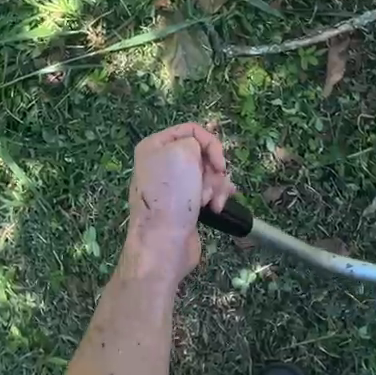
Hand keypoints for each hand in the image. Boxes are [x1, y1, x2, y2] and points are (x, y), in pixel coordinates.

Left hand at [120, 123, 234, 287]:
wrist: (163, 244)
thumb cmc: (171, 194)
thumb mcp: (184, 152)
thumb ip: (196, 141)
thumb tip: (200, 154)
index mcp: (155, 146)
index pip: (191, 130)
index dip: (210, 143)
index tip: (220, 163)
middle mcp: (163, 163)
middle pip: (202, 153)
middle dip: (213, 169)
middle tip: (210, 186)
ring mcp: (175, 185)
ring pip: (208, 173)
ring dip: (216, 186)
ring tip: (212, 203)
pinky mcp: (186, 204)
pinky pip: (208, 191)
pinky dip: (216, 197)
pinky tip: (218, 208)